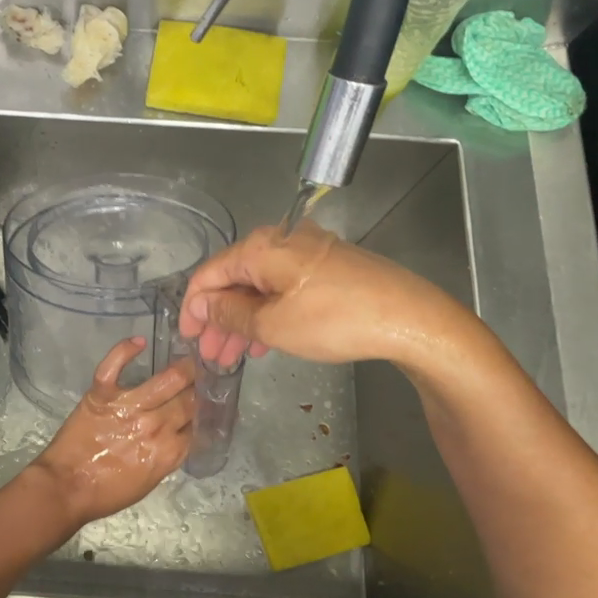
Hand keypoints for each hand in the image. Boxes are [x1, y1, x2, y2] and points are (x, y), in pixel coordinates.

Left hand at [30, 338, 195, 526]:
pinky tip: (138, 341)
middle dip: (201, 388)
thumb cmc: (107, 492)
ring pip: (167, 379)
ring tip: (189, 359)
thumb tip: (180, 436)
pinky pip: (115, 365)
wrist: (67, 488)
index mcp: (169, 450)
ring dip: (182, 368)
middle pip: (189, 400)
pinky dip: (125, 349)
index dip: (207, 412)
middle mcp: (156, 425)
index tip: (212, 401)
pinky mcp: (102, 395)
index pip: (198, 424)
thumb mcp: (150, 481)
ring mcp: (128, 407)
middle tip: (205, 375)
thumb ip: (168, 456)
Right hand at [180, 221, 478, 367]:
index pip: (209, 273)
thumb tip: (203, 304)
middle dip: (218, 318)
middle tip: (211, 354)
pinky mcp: (329, 266)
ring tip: (234, 356)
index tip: (188, 338)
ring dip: (243, 320)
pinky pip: (284, 287)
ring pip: (260, 286)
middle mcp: (282, 241)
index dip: (193, 307)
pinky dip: (268, 312)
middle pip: (235, 278)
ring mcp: (308, 252)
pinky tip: (265, 340)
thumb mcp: (273, 324)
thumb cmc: (335, 320)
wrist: (409, 318)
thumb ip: (230, 313)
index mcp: (262, 248)